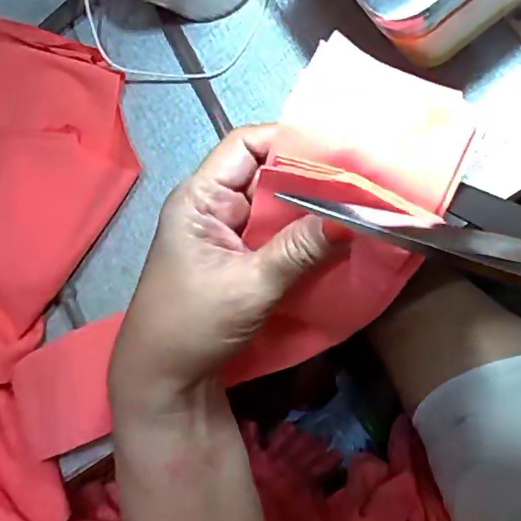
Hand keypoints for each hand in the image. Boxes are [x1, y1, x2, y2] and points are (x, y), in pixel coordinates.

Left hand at [109, 125, 344, 425]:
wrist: (164, 381)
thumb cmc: (192, 326)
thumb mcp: (250, 286)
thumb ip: (299, 250)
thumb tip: (351, 218)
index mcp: (200, 198)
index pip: (244, 145)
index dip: (286, 140)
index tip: (333, 150)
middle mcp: (212, 205)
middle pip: (264, 171)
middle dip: (307, 173)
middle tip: (356, 178)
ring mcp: (226, 230)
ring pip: (273, 201)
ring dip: (308, 203)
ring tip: (354, 201)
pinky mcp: (239, 255)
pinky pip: (275, 229)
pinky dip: (301, 229)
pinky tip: (333, 232)